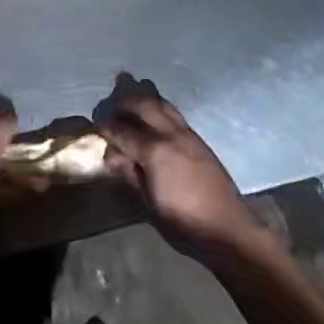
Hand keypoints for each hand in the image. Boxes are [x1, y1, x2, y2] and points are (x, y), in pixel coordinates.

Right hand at [99, 86, 273, 262]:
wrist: (225, 224)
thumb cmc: (182, 219)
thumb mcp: (148, 201)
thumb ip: (129, 173)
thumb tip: (111, 155)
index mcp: (154, 151)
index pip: (123, 131)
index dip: (108, 128)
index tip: (97, 127)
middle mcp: (170, 134)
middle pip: (144, 106)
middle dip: (125, 103)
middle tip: (112, 107)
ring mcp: (187, 133)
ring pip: (162, 104)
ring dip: (145, 99)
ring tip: (132, 102)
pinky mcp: (198, 138)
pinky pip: (174, 114)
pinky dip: (160, 107)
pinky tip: (155, 116)